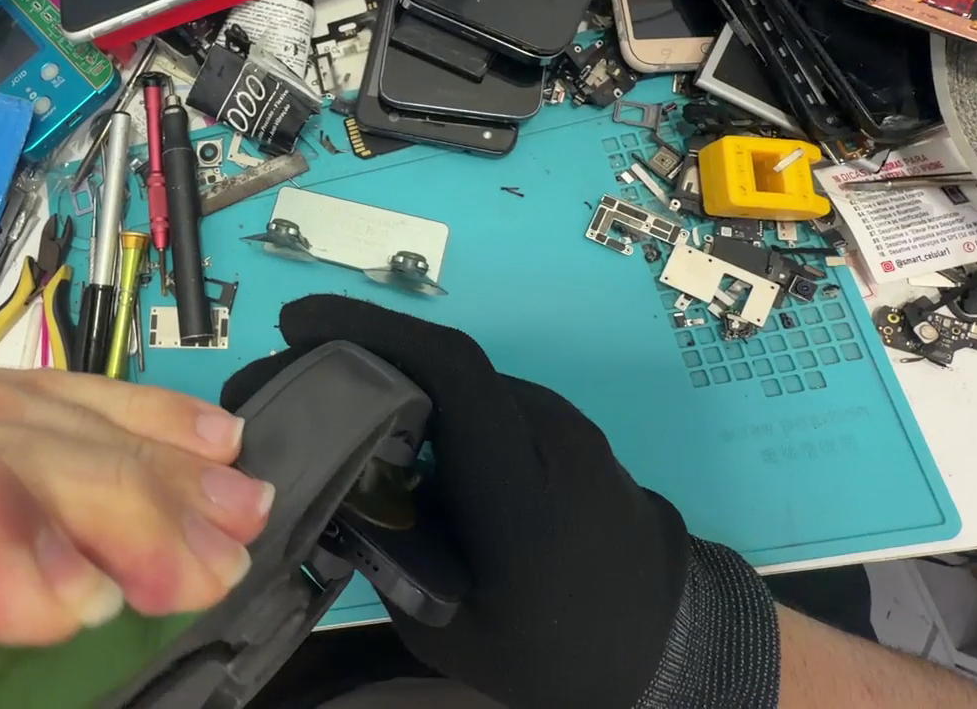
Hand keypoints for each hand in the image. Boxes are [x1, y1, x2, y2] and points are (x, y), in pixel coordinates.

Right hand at [223, 297, 715, 708]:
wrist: (681, 651)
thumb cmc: (565, 654)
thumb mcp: (454, 632)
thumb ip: (388, 558)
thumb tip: (336, 494)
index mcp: (516, 481)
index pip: (445, 368)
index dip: (371, 329)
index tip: (300, 322)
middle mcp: (541, 430)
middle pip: (440, 361)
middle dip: (359, 347)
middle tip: (295, 369)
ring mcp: (559, 423)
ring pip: (458, 379)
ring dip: (393, 376)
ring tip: (337, 407)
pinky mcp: (562, 429)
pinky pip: (481, 400)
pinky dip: (428, 403)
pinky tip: (401, 441)